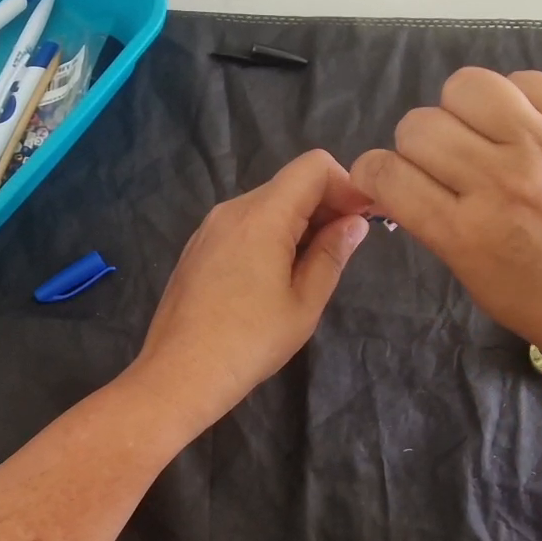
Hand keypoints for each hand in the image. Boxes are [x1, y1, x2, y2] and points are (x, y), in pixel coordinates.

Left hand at [129, 150, 371, 426]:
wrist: (179, 374)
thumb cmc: (249, 343)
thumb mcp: (304, 303)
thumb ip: (331, 255)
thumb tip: (355, 223)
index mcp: (262, 215)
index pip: (314, 166)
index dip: (347, 186)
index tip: (362, 222)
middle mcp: (231, 210)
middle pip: (290, 184)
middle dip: (324, 207)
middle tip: (342, 252)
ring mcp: (208, 229)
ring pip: (266, 205)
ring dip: (296, 225)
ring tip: (307, 272)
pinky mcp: (196, 249)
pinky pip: (242, 226)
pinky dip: (268, 237)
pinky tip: (271, 281)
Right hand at [350, 68, 541, 386]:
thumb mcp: (476, 281)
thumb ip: (439, 226)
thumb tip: (412, 185)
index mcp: (463, 233)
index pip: (387, 173)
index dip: (372, 173)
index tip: (383, 180)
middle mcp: (499, 181)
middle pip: (419, 126)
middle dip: (414, 146)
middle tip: (438, 165)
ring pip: (466, 87)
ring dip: (458, 112)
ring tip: (478, 136)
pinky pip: (529, 81)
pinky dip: (513, 99)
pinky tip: (521, 127)